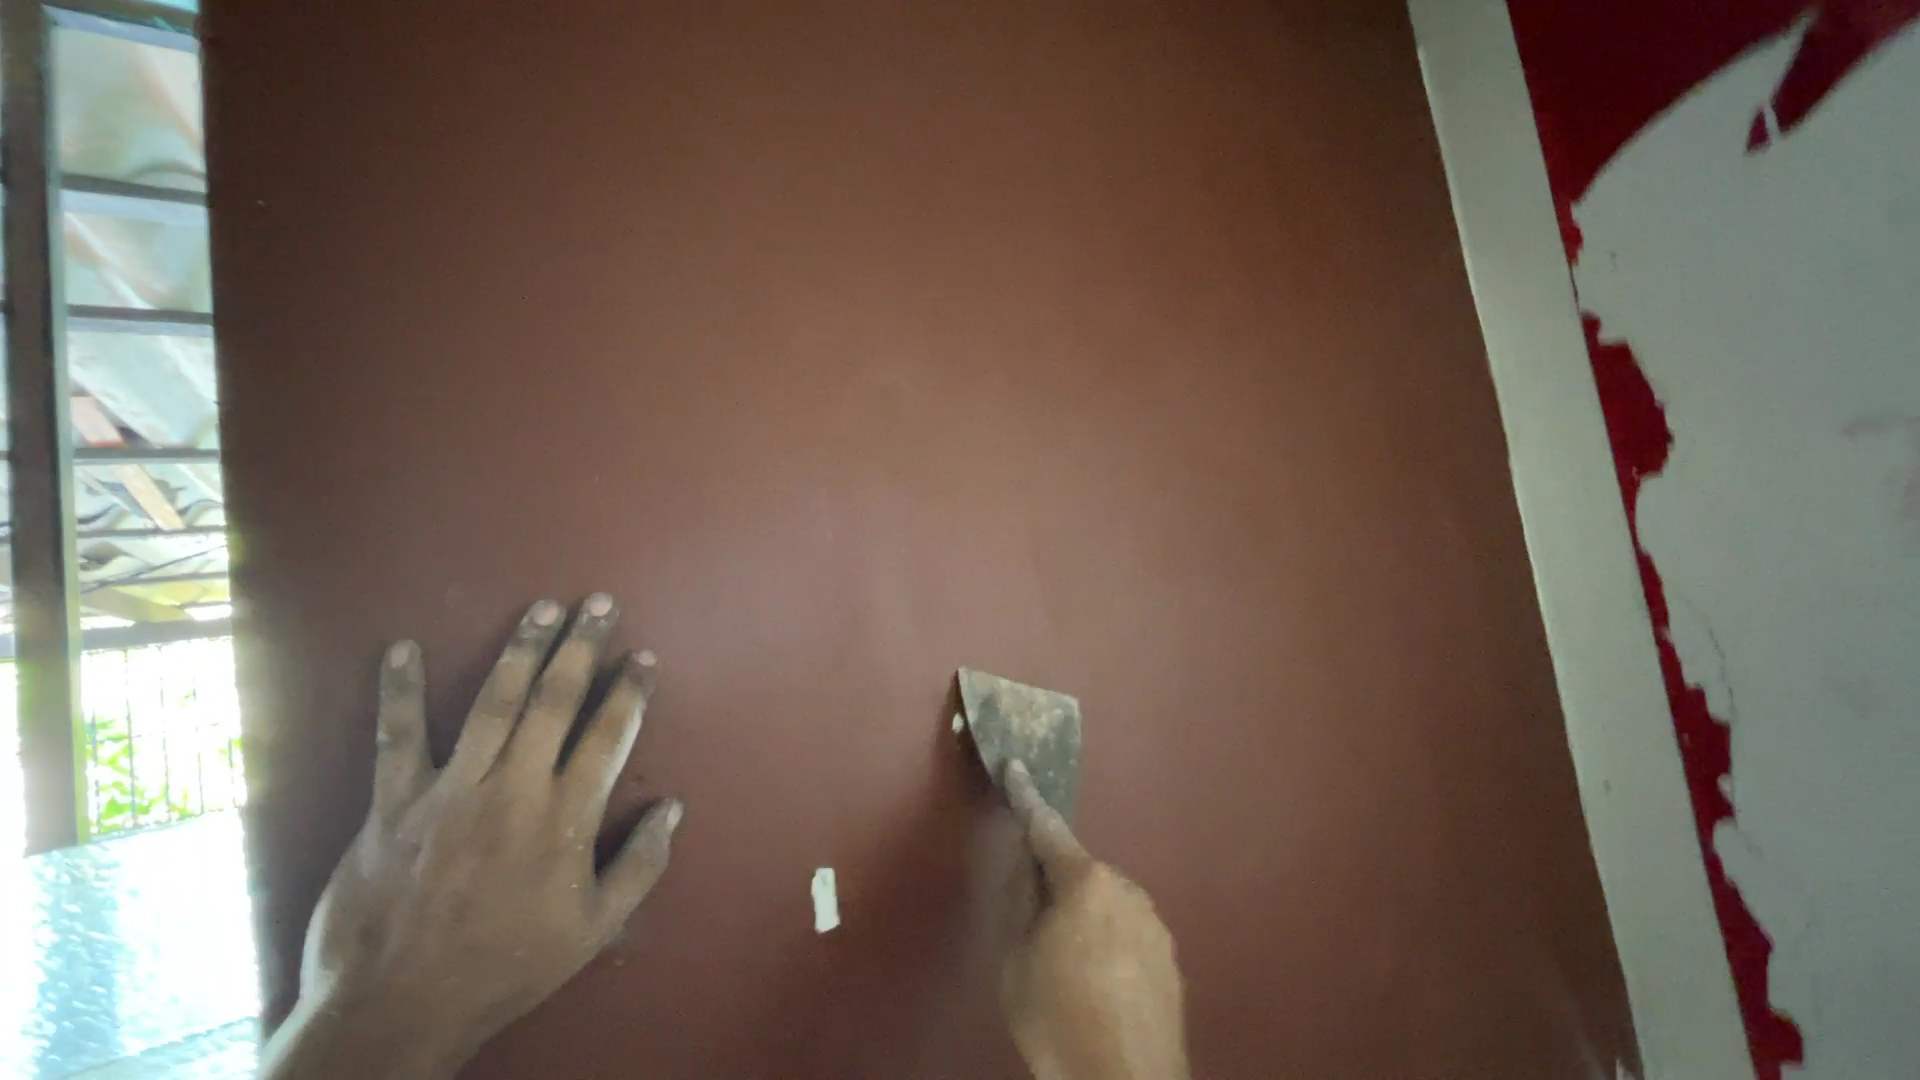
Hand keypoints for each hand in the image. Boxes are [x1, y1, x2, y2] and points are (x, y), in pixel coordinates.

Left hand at [259, 595, 684, 1079]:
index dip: (630, 691)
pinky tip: (399, 648)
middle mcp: (513, 789)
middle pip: (555, 701)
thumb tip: (673, 808)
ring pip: (493, 704)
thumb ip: (641, 864)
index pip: (608, 735)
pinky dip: (396, 691)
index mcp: (564, 817)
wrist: (397, 1010)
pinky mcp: (391, 804)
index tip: (643, 657)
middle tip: (597, 603)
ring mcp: (449, 791)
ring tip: (541, 609)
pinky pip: (395, 738)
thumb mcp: (594, 928)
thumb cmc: (508, 966)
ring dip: (520, 651)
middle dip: (581, 646)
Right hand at [1001, 761, 1189, 1079]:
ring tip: (1070, 972)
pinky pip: (1129, 937)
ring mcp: (1155, 925)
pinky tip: (1100, 988)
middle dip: (1057, 887)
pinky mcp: (1171, 961)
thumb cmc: (1056, 1017)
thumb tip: (1031, 869)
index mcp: (1085, 881)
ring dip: (1086, 920)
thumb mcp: (1016, 960)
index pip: (1046, 828)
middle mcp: (1127, 890)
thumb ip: (1023, 902)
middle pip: (1080, 874)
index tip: (1016, 767)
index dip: (1026, 798)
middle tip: (1036, 928)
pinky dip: (1110, 948)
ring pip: (1107, 907)